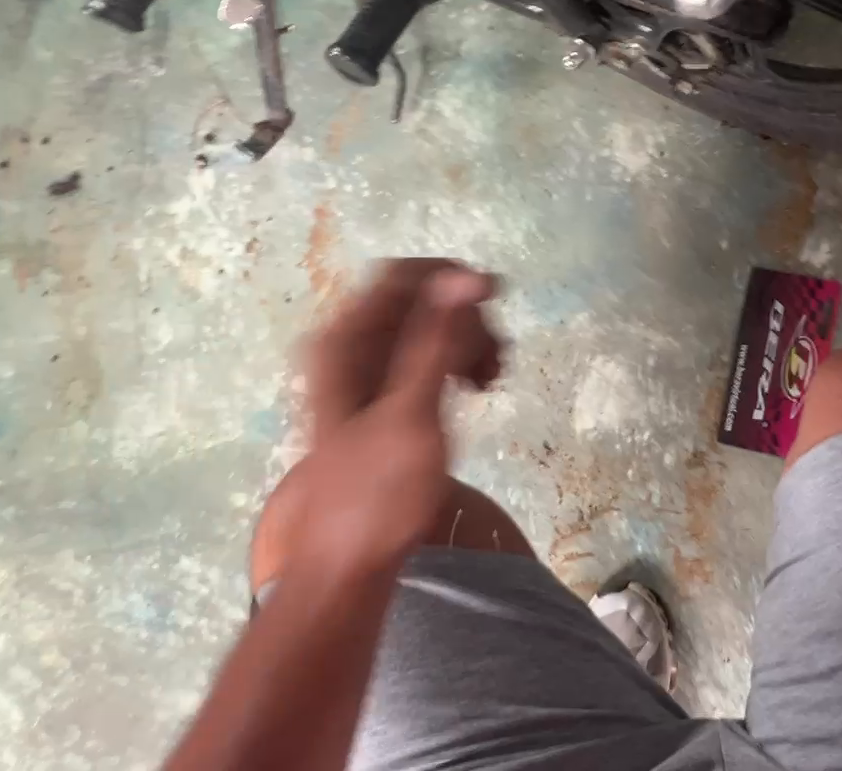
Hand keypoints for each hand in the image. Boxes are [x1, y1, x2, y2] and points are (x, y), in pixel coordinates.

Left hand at [288, 259, 503, 580]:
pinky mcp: (387, 396)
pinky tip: (481, 388)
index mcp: (344, 341)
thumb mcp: (413, 412)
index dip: (450, 278)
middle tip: (497, 360)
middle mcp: (352, 346)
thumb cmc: (377, 493)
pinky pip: (431, 356)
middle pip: (422, 299)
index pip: (402, 275)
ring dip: (470, 342)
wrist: (349, 566)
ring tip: (493, 380)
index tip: (496, 301)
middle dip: (466, 319)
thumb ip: (438, 341)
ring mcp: (369, 372)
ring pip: (432, 328)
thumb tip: (466, 277)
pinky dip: (460, 364)